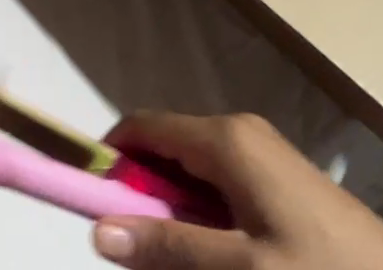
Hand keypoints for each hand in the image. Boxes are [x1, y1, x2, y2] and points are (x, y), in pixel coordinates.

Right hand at [91, 112, 382, 269]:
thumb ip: (170, 249)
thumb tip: (97, 231)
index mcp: (225, 138)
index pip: (141, 127)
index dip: (110, 162)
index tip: (98, 210)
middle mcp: (239, 132)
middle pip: (165, 152)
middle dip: (146, 200)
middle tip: (147, 255)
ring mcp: (265, 155)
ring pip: (193, 176)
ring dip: (178, 217)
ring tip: (190, 265)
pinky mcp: (284, 180)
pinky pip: (223, 188)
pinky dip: (208, 221)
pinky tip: (225, 262)